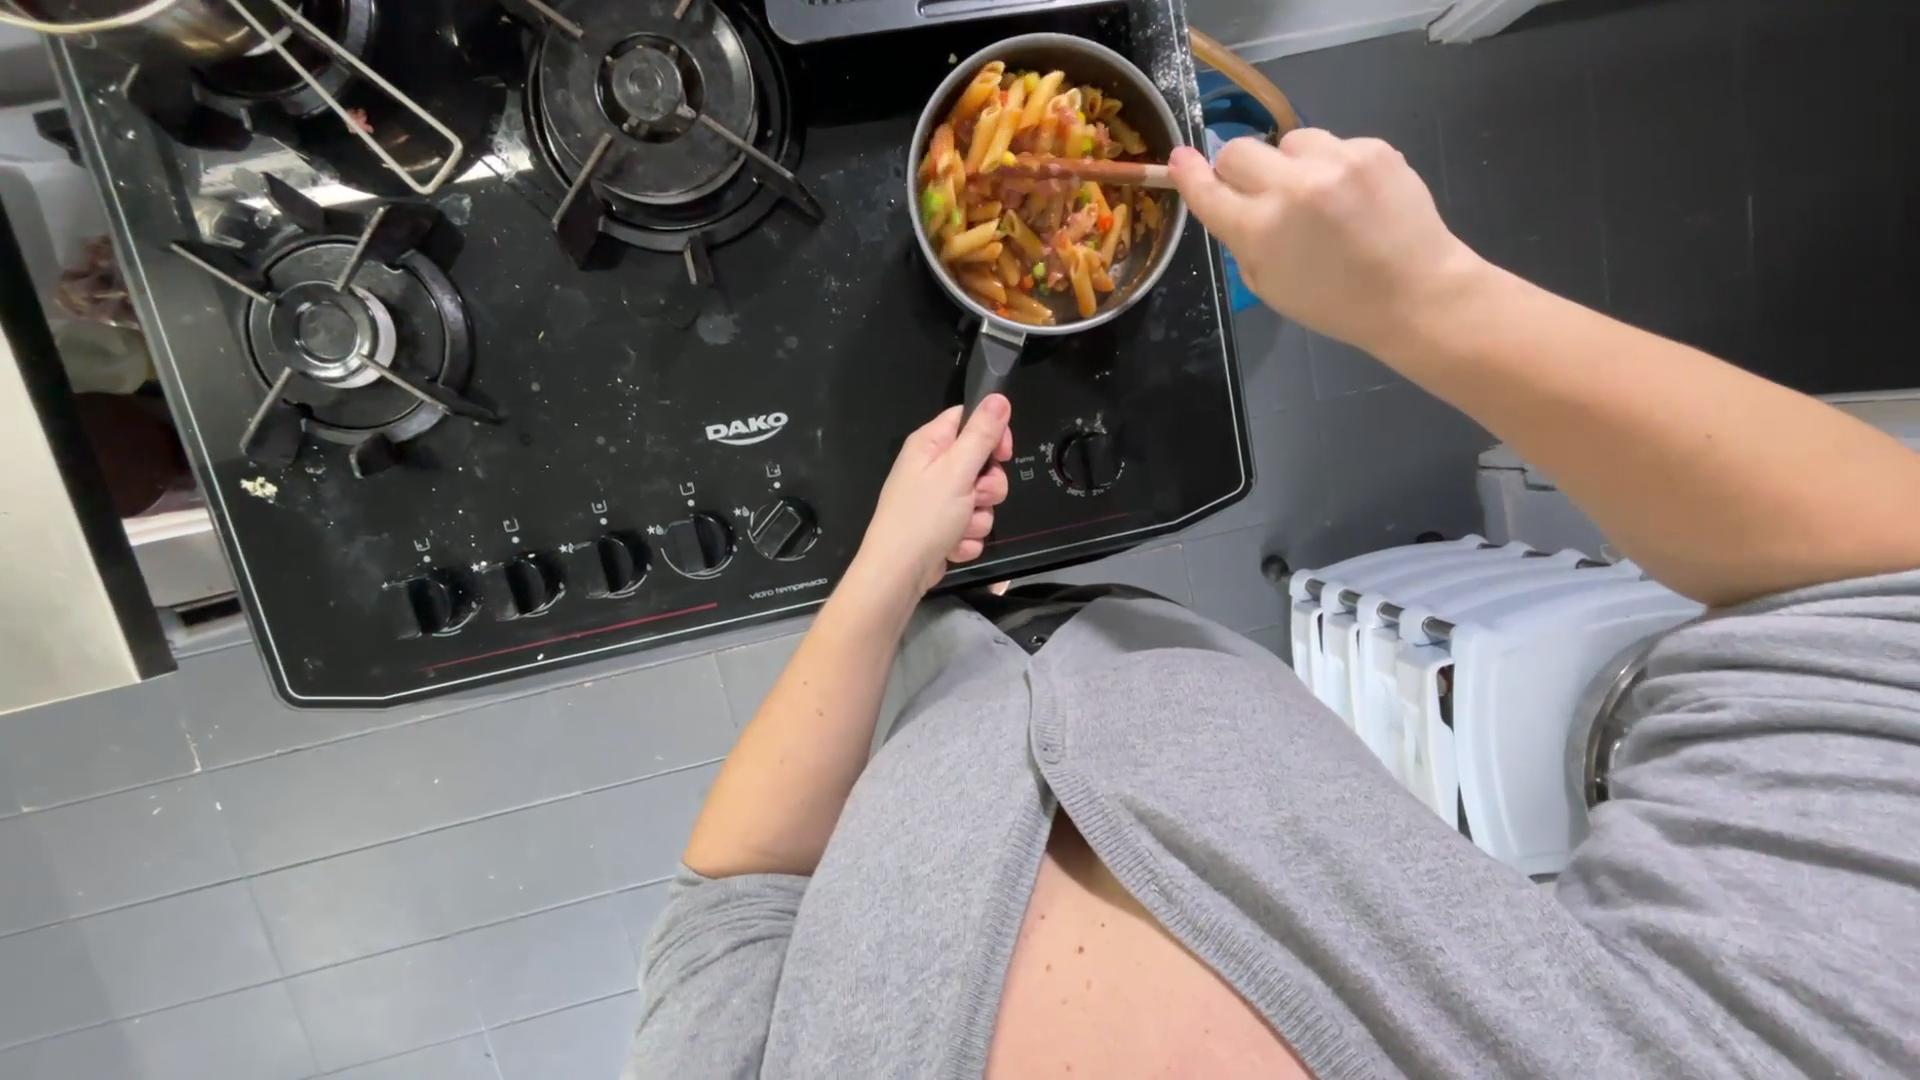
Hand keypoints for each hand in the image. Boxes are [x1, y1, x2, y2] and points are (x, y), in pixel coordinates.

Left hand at [852, 394, 1013, 595]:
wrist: (899, 573)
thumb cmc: (924, 516)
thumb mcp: (957, 470)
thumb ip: (981, 434)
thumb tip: (999, 397)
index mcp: (930, 444)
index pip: (970, 421)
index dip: (992, 435)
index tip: (1004, 454)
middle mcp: (932, 468)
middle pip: (982, 464)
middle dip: (988, 487)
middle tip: (975, 497)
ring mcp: (937, 500)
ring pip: (981, 501)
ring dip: (978, 518)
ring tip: (958, 528)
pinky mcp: (943, 528)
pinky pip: (971, 526)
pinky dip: (967, 538)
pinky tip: (952, 546)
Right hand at [1169, 132, 1487, 357]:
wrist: (1411, 291)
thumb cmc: (1330, 301)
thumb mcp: (1266, 284)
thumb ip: (1242, 239)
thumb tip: (1229, 202)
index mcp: (1258, 230)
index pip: (1207, 190)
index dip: (1188, 173)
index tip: (1178, 158)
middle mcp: (1290, 187)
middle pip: (1237, 150)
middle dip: (1238, 170)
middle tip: (1256, 192)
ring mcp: (1334, 161)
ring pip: (1287, 141)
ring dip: (1287, 164)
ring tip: (1313, 195)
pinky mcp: (1371, 148)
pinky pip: (1331, 144)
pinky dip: (1329, 166)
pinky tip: (1348, 196)